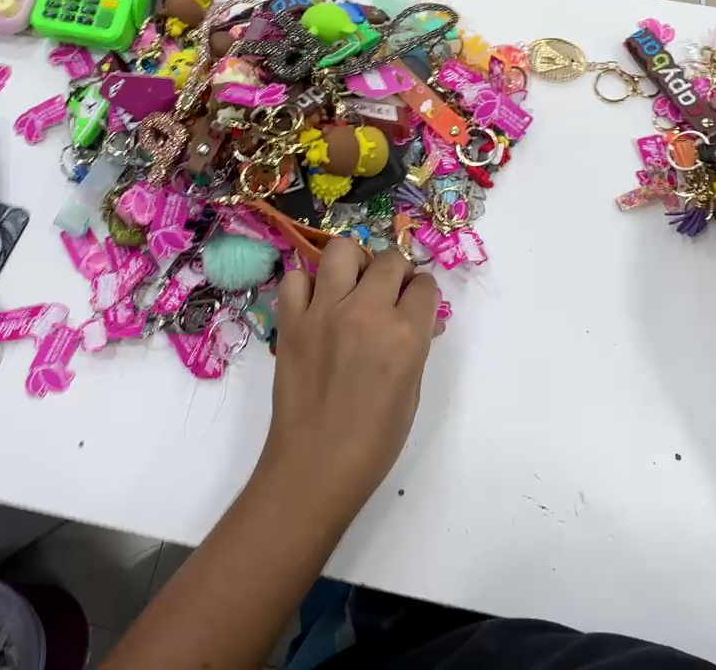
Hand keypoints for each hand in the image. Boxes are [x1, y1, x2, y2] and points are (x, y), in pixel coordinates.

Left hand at [257, 239, 439, 519]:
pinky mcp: (291, 321)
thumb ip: (416, 345)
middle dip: (396, 272)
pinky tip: (316, 305)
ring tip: (352, 286)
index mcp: (405, 334)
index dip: (423, 294)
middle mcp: (366, 312)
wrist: (315, 466)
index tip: (417, 305)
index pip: (424, 285)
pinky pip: (296, 278)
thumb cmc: (374, 441)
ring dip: (354, 263)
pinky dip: (308, 284)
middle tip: (389, 294)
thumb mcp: (412, 391)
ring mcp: (324, 312)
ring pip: (342, 250)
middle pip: (389, 259)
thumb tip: (422, 318)